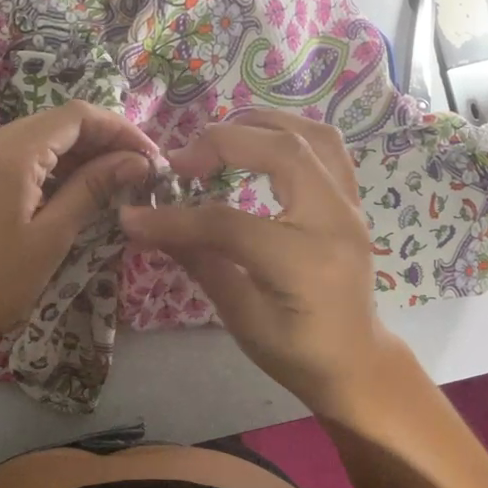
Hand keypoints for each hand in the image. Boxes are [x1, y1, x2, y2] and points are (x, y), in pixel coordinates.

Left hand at [0, 100, 154, 351]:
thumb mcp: (52, 237)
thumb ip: (92, 189)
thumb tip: (136, 160)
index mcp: (10, 154)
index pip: (76, 116)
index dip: (120, 130)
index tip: (151, 158)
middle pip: (57, 121)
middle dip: (103, 140)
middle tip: (138, 171)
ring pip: (39, 136)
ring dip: (79, 152)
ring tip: (115, 182)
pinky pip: (19, 154)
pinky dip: (52, 165)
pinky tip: (76, 188)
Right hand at [119, 110, 394, 407]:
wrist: (353, 362)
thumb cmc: (295, 351)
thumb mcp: (240, 317)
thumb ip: (199, 262)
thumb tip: (145, 225)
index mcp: (305, 262)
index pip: (229, 223)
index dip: (175, 217)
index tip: (134, 215)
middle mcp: (336, 222)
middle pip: (282, 152)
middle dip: (222, 144)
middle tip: (180, 161)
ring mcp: (351, 206)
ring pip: (311, 136)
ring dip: (259, 125)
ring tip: (215, 138)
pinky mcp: (351, 201)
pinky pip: (326, 147)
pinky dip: (287, 133)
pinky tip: (254, 141)